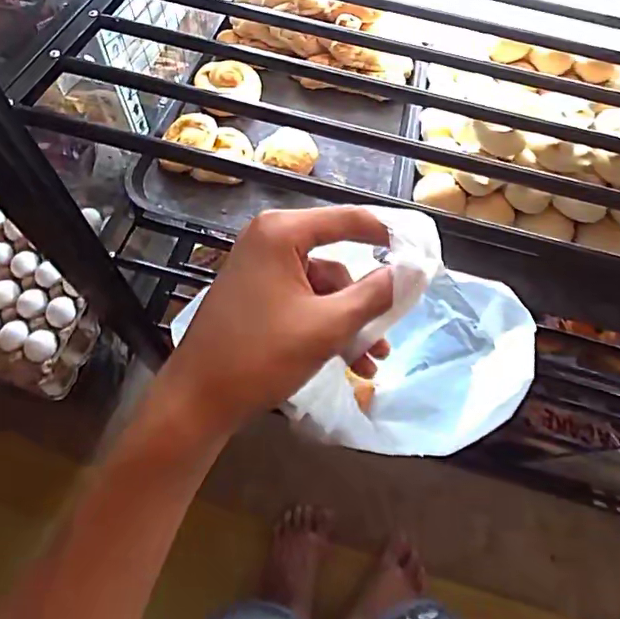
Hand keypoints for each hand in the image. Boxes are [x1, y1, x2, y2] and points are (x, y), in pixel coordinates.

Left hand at [156, 207, 395, 438]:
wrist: (198, 398)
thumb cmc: (260, 355)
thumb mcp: (327, 326)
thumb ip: (374, 294)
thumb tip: (409, 270)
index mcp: (281, 232)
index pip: (349, 220)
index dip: (389, 235)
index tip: (421, 254)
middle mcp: (269, 239)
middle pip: (336, 258)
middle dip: (366, 299)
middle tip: (393, 326)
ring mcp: (260, 266)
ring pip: (323, 287)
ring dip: (349, 321)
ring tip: (371, 361)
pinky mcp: (256, 292)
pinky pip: (303, 300)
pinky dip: (325, 325)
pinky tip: (348, 361)